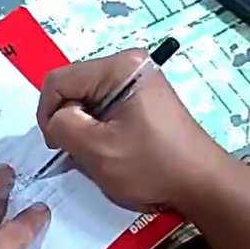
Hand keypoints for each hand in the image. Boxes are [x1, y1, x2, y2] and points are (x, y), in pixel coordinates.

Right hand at [38, 50, 233, 211]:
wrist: (201, 183)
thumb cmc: (152, 167)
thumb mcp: (97, 150)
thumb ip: (63, 126)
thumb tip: (56, 119)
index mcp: (119, 67)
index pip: (58, 81)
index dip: (48, 114)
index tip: (58, 146)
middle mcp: (129, 64)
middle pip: (73, 87)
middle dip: (68, 121)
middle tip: (79, 153)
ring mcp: (138, 80)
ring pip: (86, 100)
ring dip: (84, 129)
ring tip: (98, 154)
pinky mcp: (142, 98)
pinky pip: (104, 108)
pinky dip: (98, 130)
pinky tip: (110, 150)